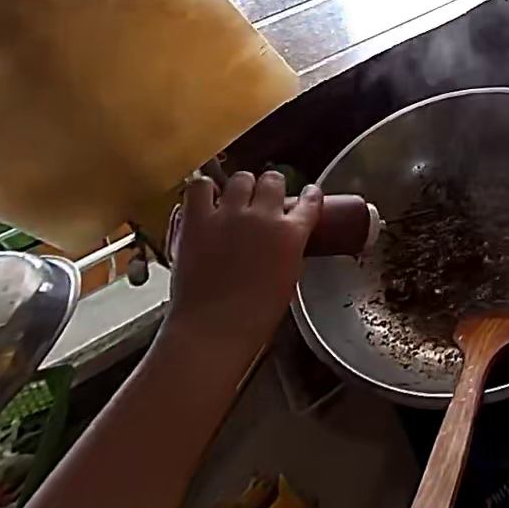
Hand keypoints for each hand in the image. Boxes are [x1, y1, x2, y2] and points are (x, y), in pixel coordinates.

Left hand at [160, 171, 320, 368]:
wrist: (214, 329)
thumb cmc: (256, 313)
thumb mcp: (289, 275)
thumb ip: (290, 249)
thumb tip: (284, 239)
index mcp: (293, 232)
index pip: (311, 199)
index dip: (310, 194)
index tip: (307, 194)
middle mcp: (265, 216)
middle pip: (273, 179)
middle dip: (270, 187)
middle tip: (263, 199)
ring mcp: (231, 216)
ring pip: (241, 178)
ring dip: (241, 187)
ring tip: (234, 199)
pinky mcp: (198, 221)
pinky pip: (200, 187)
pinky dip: (204, 190)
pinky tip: (206, 199)